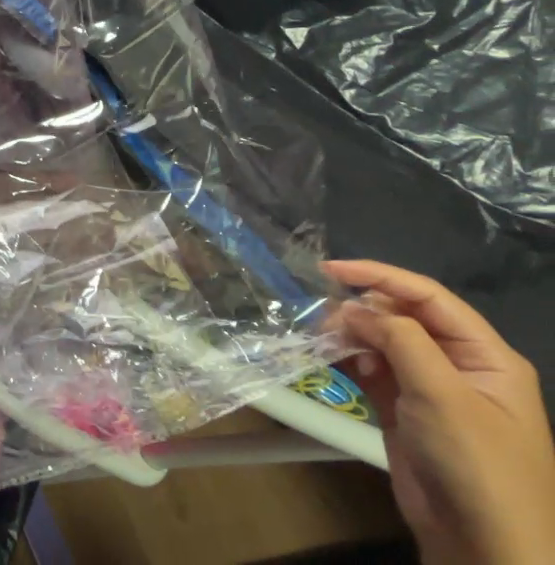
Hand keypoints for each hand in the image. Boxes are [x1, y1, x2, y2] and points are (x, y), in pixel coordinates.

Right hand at [323, 260, 554, 564]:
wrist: (481, 536)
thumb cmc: (476, 461)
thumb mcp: (442, 396)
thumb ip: (400, 341)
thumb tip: (355, 307)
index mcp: (485, 357)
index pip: (431, 298)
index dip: (381, 277)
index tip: (327, 270)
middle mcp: (459, 365)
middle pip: (404, 316)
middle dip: (361, 309)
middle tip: (321, 317)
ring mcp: (430, 388)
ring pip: (381, 340)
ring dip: (348, 334)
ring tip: (321, 341)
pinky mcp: (402, 407)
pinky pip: (370, 368)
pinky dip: (346, 358)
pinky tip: (327, 358)